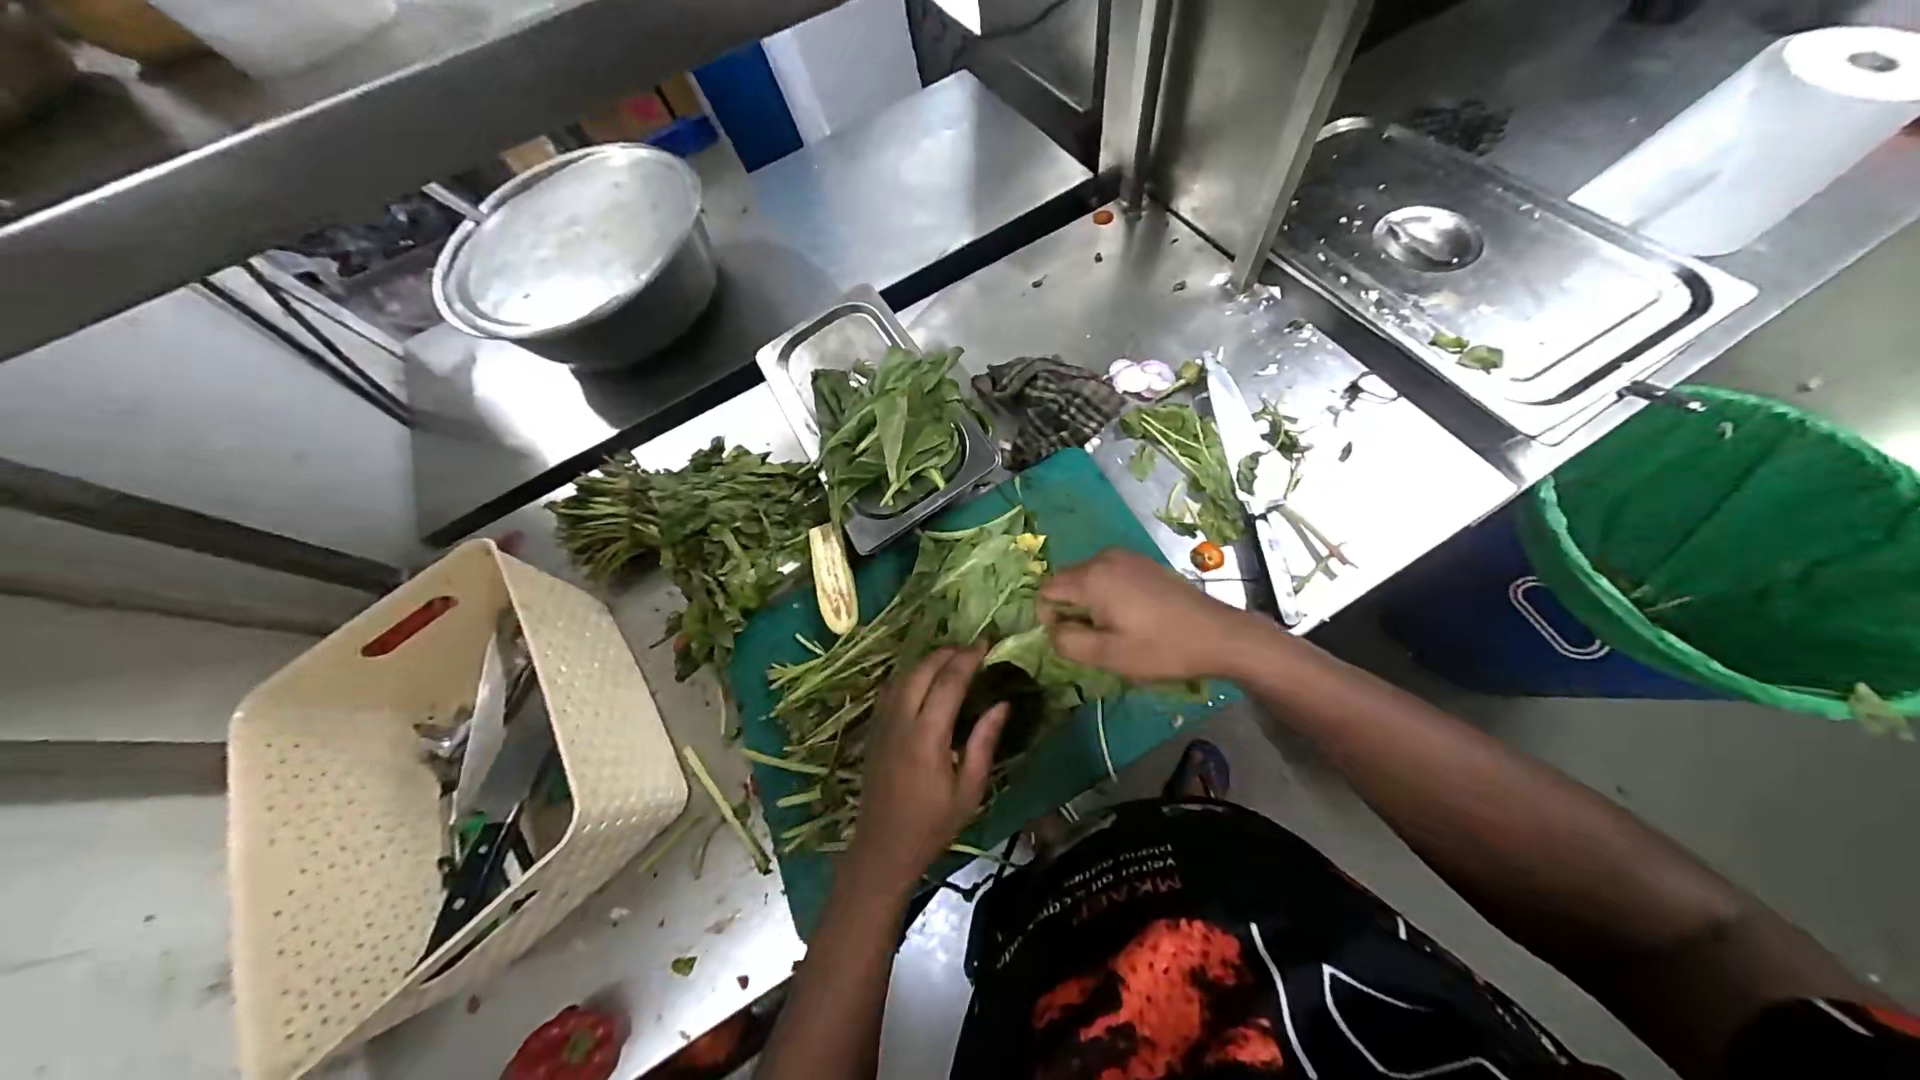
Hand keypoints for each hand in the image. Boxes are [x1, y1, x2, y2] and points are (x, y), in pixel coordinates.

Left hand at [851, 645, 1008, 887]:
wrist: (883, 847)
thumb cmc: (933, 824)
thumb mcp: (970, 789)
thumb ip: (984, 742)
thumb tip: (1002, 704)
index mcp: (927, 737)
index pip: (949, 682)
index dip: (968, 658)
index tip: (987, 644)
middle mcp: (900, 722)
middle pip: (922, 670)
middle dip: (947, 652)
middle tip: (972, 648)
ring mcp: (882, 723)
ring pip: (903, 676)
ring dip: (927, 661)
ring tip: (952, 658)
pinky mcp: (873, 729)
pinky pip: (891, 689)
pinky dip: (910, 674)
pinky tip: (924, 678)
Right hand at [1039, 548, 1281, 680]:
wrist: (1219, 635)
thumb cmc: (1161, 648)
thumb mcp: (1109, 655)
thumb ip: (1068, 643)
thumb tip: (1051, 631)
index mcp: (1092, 578)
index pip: (1046, 590)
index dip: (1048, 617)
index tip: (1071, 640)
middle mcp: (1104, 558)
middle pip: (1066, 581)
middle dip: (1069, 609)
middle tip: (1094, 637)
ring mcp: (1126, 557)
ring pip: (1087, 578)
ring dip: (1088, 602)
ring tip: (1114, 628)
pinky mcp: (1143, 562)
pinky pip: (1108, 574)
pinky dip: (1107, 593)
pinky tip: (1131, 615)